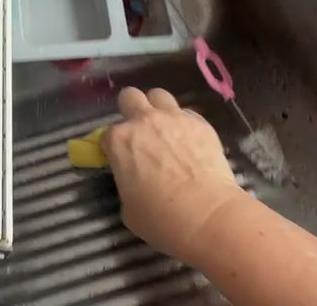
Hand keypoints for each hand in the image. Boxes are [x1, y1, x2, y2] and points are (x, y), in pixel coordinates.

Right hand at [104, 86, 244, 265]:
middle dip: (131, 110)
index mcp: (119, 141)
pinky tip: (191, 142)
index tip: (122, 159)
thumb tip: (135, 180)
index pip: (108, 133)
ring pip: (159, 96)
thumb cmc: (163, 221)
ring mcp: (173, 117)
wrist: (208, 217)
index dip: (114, 146)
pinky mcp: (199, 122)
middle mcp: (143, 120)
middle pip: (130, 97)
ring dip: (158, 109)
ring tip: (166, 130)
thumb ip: (126, 184)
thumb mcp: (129, 209)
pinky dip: (185, 124)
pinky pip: (187, 113)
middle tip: (140, 132)